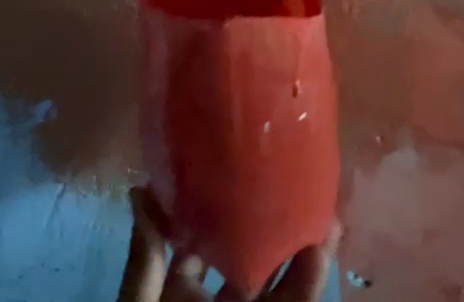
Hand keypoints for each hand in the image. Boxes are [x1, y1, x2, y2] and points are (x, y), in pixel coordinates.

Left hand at [117, 188, 337, 301]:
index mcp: (180, 296)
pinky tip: (320, 255)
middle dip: (274, 228)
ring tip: (324, 215)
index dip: (218, 210)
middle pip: (250, 261)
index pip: (200, 245)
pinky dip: (308, 286)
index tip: (240, 173)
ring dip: (303, 254)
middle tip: (297, 188)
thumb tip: (140, 190)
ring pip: (280, 287)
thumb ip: (146, 259)